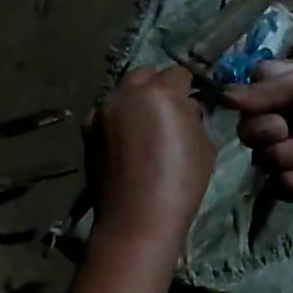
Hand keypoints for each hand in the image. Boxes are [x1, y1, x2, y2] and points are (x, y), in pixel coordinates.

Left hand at [90, 66, 215, 243]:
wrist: (138, 219)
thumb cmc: (182, 184)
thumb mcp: (205, 146)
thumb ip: (194, 118)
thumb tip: (186, 109)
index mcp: (161, 93)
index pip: (179, 73)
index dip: (190, 87)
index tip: (195, 103)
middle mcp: (127, 94)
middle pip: (146, 75)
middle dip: (160, 87)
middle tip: (172, 112)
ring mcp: (102, 111)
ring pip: (124, 94)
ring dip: (137, 103)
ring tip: (148, 129)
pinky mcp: (87, 131)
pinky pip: (107, 115)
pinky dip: (119, 121)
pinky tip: (128, 145)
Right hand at [224, 59, 292, 206]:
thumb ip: (268, 87)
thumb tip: (223, 96)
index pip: (251, 90)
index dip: (253, 95)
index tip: (265, 96)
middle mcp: (289, 122)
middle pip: (248, 127)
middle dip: (268, 126)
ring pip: (262, 157)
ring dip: (292, 151)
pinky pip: (279, 183)